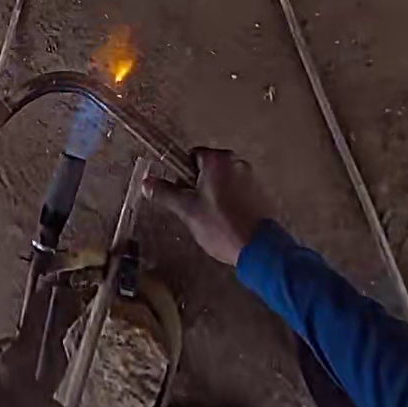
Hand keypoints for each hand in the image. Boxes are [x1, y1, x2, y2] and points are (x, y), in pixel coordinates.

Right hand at [143, 148, 267, 264]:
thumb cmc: (220, 224)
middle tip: (194, 207)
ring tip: (212, 218)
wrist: (261, 251)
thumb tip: (146, 182)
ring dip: (214, 193)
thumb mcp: (186, 209)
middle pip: (207, 168)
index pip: (190, 156)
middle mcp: (236, 161)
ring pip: (222, 180)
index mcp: (217, 159)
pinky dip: (230, 201)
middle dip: (198, 184)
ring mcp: (252, 177)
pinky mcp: (262, 194)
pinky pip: (237, 191)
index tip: (182, 192)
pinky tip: (227, 221)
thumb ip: (164, 193)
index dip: (182, 174)